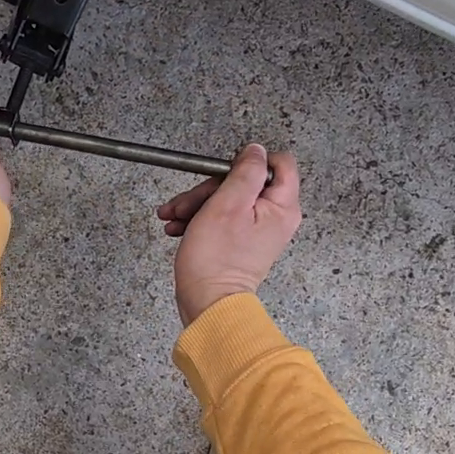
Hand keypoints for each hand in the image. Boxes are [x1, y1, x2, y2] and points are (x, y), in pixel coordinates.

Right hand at [157, 144, 300, 324]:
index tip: (223, 172)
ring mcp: (257, 232)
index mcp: (281, 207)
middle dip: (208, 189)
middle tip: (187, 203)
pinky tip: (177, 227)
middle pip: (243, 183)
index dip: (247, 162)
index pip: (278, 163)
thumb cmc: (215, 261)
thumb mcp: (226, 204)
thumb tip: (254, 150)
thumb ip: (244, 172)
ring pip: (226, 201)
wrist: (206, 302)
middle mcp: (274, 218)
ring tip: (173, 217)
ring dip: (196, 204)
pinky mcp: (239, 244)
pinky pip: (219, 220)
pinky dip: (197, 220)